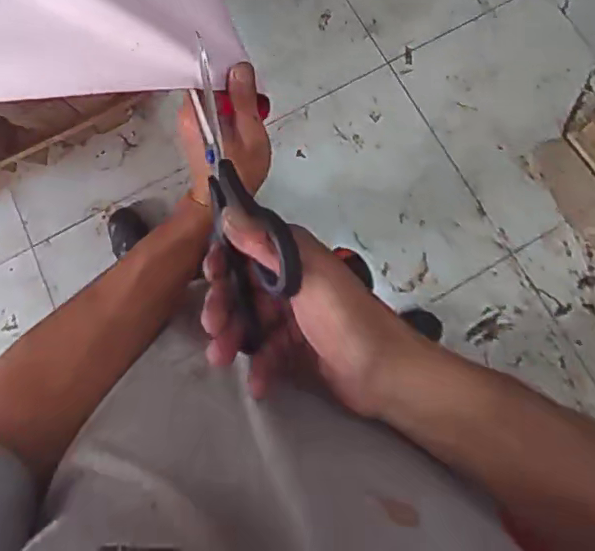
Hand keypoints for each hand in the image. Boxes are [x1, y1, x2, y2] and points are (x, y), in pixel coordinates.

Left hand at [178, 61, 269, 206]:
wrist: (221, 201)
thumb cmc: (238, 170)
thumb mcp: (250, 133)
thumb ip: (243, 98)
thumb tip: (239, 67)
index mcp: (196, 111)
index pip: (202, 72)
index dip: (224, 67)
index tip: (245, 74)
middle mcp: (187, 111)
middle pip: (208, 81)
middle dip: (232, 84)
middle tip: (255, 98)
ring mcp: (189, 119)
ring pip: (211, 93)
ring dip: (232, 96)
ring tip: (252, 109)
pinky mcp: (195, 126)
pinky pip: (211, 105)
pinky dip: (227, 107)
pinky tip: (242, 120)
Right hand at [200, 206, 421, 418]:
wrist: (386, 375)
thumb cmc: (345, 316)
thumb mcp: (304, 275)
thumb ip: (264, 245)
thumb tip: (229, 210)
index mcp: (291, 254)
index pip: (245, 248)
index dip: (222, 259)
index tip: (208, 275)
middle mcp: (288, 280)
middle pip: (241, 288)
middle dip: (222, 306)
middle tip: (212, 326)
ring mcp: (291, 316)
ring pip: (248, 322)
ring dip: (233, 338)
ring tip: (221, 358)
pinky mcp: (296, 350)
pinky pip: (267, 354)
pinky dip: (260, 367)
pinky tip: (258, 383)